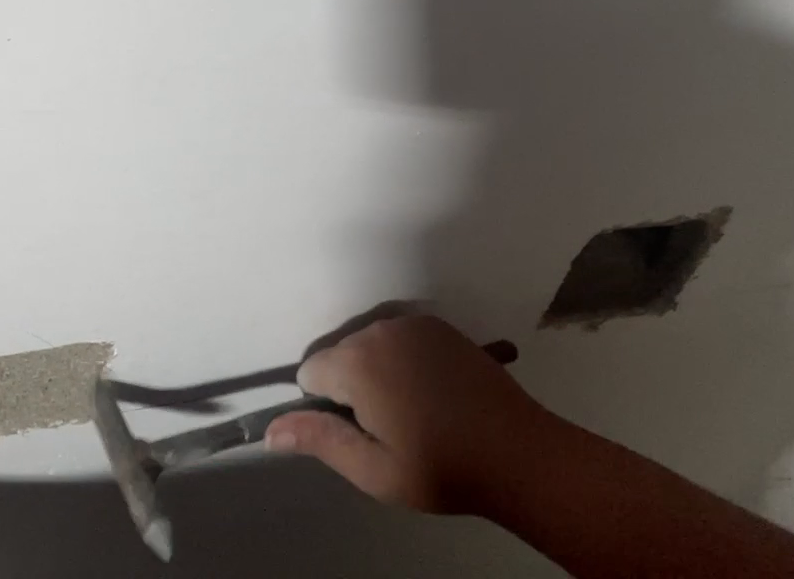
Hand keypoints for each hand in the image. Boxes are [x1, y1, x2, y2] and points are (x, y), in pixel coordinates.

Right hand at [264, 314, 548, 514]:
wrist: (523, 455)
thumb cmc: (442, 468)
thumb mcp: (374, 470)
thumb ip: (320, 439)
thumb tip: (270, 430)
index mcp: (355, 362)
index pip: (310, 373)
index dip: (329, 407)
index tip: (364, 432)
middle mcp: (377, 329)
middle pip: (339, 355)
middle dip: (352, 386)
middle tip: (393, 426)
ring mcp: (411, 324)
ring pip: (368, 344)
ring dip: (378, 370)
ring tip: (418, 409)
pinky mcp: (439, 326)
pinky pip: (399, 337)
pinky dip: (404, 358)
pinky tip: (434, 390)